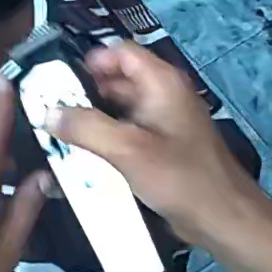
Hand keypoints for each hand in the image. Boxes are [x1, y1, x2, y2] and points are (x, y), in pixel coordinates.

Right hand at [45, 42, 270, 246]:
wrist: (223, 219)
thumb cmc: (179, 177)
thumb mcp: (127, 150)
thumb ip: (86, 128)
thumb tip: (48, 112)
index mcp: (161, 82)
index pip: (121, 52)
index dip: (91, 61)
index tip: (60, 81)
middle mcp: (164, 94)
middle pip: (118, 79)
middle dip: (85, 91)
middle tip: (51, 109)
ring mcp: (165, 120)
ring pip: (121, 107)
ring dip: (94, 117)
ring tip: (60, 131)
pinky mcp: (163, 145)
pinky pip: (129, 131)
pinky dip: (108, 136)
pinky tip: (84, 153)